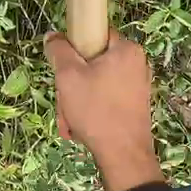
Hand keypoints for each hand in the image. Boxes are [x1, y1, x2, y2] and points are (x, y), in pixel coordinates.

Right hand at [45, 30, 162, 190]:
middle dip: (72, 84)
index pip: (94, 34)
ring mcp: (138, 86)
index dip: (74, 48)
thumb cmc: (96, 110)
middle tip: (65, 100)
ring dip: (77, 101)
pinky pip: (105, 98)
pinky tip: (80, 128)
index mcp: (127, 49)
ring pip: (95, 83)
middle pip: (92, 62)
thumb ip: (58, 51)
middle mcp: (137, 64)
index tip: (63, 67)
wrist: (123, 157)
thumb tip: (53, 36)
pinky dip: (90, 110)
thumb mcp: (68, 77)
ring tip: (70, 121)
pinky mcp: (135, 105)